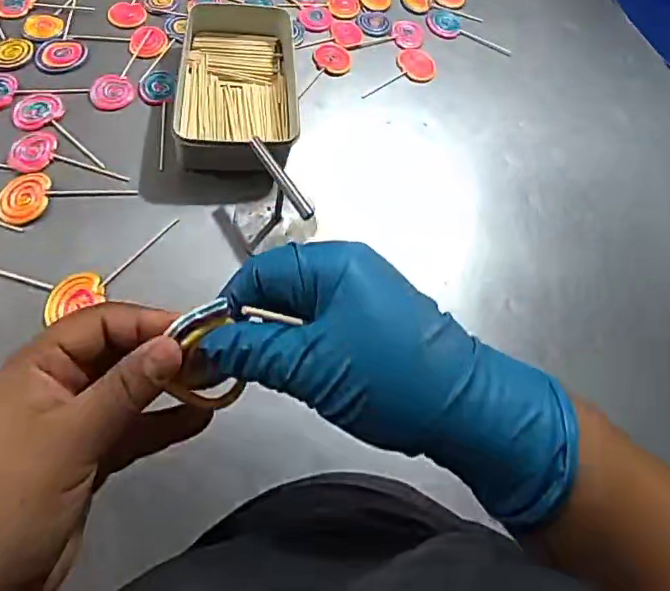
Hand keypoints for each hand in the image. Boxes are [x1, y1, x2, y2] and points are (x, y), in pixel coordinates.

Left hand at [0, 304, 210, 590]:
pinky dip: (164, 421)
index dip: (148, 322)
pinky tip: (197, 417)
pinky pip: (135, 425)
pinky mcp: (91, 455)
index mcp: (39, 367)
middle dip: (165, 352)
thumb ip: (125, 388)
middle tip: (209, 354)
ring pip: (133, 388)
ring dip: (171, 385)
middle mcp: (60, 386)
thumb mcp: (70, 438)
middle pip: (122, 352)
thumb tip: (172, 344)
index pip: (103, 323)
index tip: (192, 330)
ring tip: (212, 381)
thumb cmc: (5, 508)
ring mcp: (76, 422)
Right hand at [198, 242, 577, 530]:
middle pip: (280, 285)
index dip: (230, 303)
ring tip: (255, 369)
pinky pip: (321, 320)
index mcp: (335, 263)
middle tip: (226, 361)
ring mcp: (361, 292)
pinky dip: (299, 341)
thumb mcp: (310, 365)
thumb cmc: (391, 376)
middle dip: (250, 321)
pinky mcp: (370, 318)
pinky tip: (290, 369)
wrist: (460, 406)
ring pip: (299, 306)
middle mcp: (348, 268)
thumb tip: (213, 343)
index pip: (262, 270)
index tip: (208, 339)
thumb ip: (255, 350)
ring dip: (274, 335)